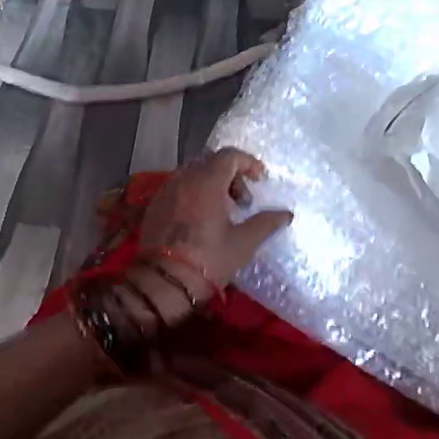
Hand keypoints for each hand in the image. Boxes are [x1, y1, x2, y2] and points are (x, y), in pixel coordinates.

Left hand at [138, 148, 292, 288]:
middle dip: (230, 175)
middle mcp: (182, 180)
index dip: (248, 163)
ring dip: (211, 184)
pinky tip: (199, 218)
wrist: (165, 282)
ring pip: (191, 174)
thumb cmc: (208, 260)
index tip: (260, 180)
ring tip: (222, 210)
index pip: (229, 156)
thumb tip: (286, 214)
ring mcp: (165, 192)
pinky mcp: (153, 206)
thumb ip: (266, 223)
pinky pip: (176, 188)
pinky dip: (192, 193)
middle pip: (210, 162)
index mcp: (206, 182)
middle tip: (243, 201)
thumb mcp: (243, 242)